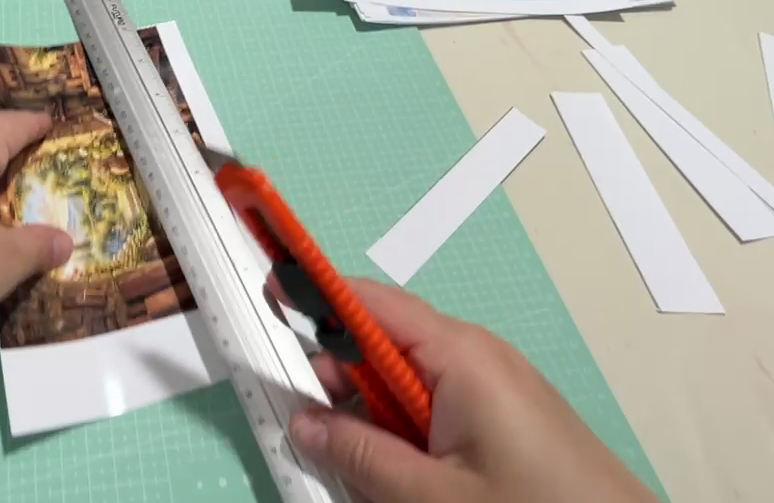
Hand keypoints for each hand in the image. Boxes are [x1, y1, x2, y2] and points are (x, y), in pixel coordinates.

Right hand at [288, 278, 652, 502]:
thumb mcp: (437, 500)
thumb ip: (361, 456)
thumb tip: (303, 422)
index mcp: (457, 353)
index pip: (368, 300)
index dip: (315, 292)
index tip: (269, 293)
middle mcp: (472, 355)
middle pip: (380, 343)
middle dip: (340, 380)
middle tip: (314, 428)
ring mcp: (492, 386)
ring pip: (404, 382)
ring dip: (373, 417)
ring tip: (369, 476)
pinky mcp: (504, 418)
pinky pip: (433, 407)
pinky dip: (405, 434)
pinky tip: (406, 482)